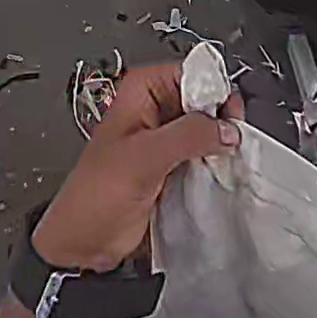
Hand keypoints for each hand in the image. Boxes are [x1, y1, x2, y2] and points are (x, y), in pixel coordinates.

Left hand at [32, 63, 242, 271]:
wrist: (85, 244)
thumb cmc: (98, 194)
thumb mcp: (144, 157)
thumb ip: (189, 135)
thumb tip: (228, 128)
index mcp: (144, 89)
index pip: (193, 73)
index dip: (214, 90)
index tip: (228, 116)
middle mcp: (157, 106)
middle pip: (206, 98)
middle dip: (222, 118)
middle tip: (231, 139)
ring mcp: (167, 135)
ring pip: (209, 126)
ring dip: (221, 141)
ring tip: (226, 158)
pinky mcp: (176, 162)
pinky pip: (206, 151)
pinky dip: (216, 159)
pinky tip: (221, 170)